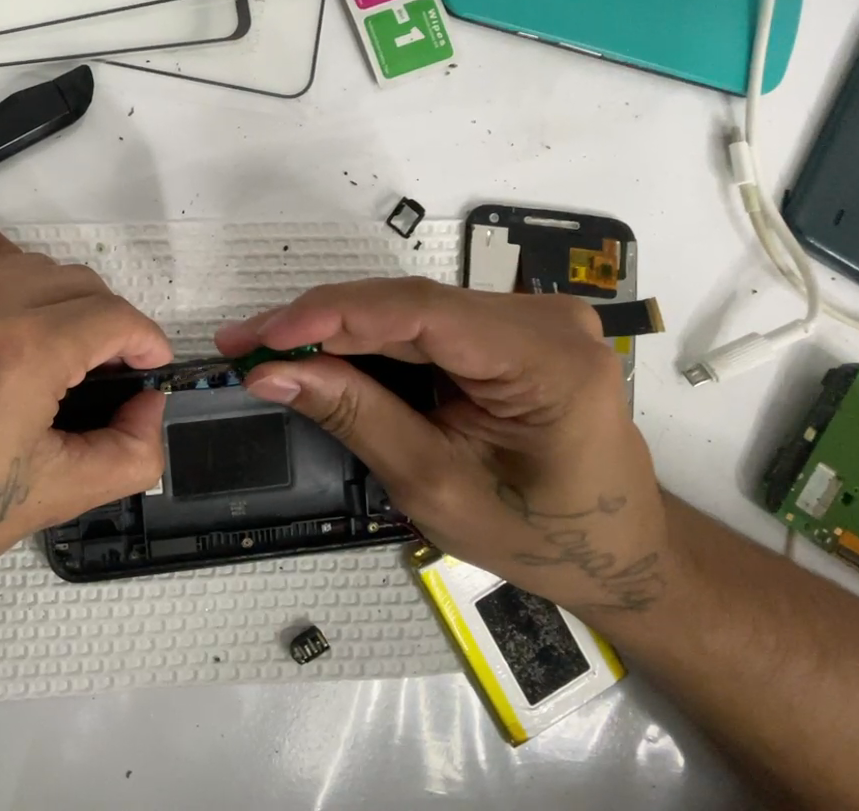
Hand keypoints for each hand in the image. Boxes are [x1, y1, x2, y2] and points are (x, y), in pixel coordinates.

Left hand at [0, 216, 172, 601]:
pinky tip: (0, 305)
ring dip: (62, 298)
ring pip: (33, 262)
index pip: (116, 317)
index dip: (147, 343)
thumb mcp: (52, 496)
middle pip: (81, 284)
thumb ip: (129, 454)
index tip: (148, 373)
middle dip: (110, 326)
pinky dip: (4, 261)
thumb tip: (147, 407)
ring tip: (54, 350)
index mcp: (27, 350)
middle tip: (103, 378)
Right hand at [216, 278, 669, 619]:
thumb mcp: (435, 485)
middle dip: (317, 324)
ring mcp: (529, 319)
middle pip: (407, 304)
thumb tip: (270, 373)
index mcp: (547, 361)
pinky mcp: (508, 330)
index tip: (256, 337)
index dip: (328, 315)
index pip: (419, 313)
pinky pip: (421, 324)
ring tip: (266, 352)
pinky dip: (366, 342)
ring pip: (407, 309)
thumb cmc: (538, 537)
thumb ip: (355, 416)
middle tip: (242, 345)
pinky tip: (319, 355)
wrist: (617, 553)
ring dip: (334, 331)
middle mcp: (544, 319)